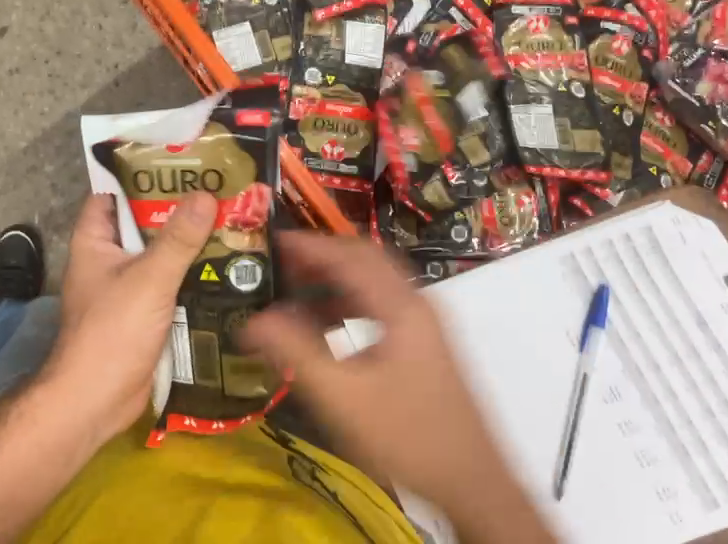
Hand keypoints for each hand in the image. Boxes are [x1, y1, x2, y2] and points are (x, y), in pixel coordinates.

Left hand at [36, 191, 217, 445]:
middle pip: (142, 223)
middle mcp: (106, 259)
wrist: (96, 401)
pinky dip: (190, 275)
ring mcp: (124, 288)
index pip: (112, 193)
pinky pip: (167, 284)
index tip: (178, 161)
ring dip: (187, 244)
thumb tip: (205, 194)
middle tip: (218, 190)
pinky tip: (224, 268)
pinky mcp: (141, 314)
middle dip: (175, 209)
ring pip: (158, 254)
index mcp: (94, 240)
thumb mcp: (149, 278)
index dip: (140, 175)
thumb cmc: (112, 330)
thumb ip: (177, 238)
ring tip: (230, 221)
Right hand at [239, 233, 514, 518]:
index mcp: (401, 307)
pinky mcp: (425, 346)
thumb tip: (251, 321)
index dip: (308, 244)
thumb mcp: (342, 397)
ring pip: (374, 282)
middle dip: (322, 255)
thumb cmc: (408, 438)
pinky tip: (325, 325)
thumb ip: (295, 353)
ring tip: (296, 288)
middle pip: (365, 259)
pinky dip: (349, 301)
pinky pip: (381, 305)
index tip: (272, 241)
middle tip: (282, 261)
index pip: (349, 255)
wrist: (476, 487)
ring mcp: (425, 325)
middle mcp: (417, 304)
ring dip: (335, 278)